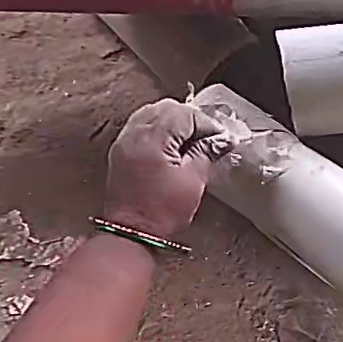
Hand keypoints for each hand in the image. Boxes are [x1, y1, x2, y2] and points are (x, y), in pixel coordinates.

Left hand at [102, 99, 233, 238]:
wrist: (131, 233)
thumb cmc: (162, 211)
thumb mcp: (193, 181)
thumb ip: (206, 153)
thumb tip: (222, 140)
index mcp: (153, 137)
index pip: (185, 114)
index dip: (207, 125)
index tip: (220, 140)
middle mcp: (135, 133)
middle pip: (167, 108)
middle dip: (191, 119)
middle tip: (208, 138)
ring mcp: (125, 141)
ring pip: (152, 114)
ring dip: (174, 122)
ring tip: (191, 141)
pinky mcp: (121, 152)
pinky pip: (141, 126)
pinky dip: (158, 129)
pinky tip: (171, 146)